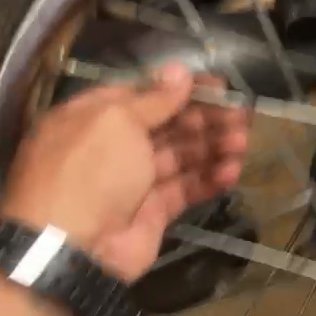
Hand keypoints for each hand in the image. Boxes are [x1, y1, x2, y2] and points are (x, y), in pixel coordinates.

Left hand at [0, 63, 249, 279]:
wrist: (74, 245)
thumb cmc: (89, 171)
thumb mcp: (116, 121)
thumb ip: (154, 98)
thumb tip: (179, 70)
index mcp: (94, 117)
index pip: (145, 94)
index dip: (183, 89)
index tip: (221, 87)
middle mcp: (113, 146)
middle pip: (169, 125)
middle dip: (206, 119)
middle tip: (241, 117)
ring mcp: (134, 180)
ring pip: (182, 157)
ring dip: (214, 148)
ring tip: (241, 144)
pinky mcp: (154, 210)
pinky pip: (186, 189)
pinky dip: (209, 180)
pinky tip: (231, 173)